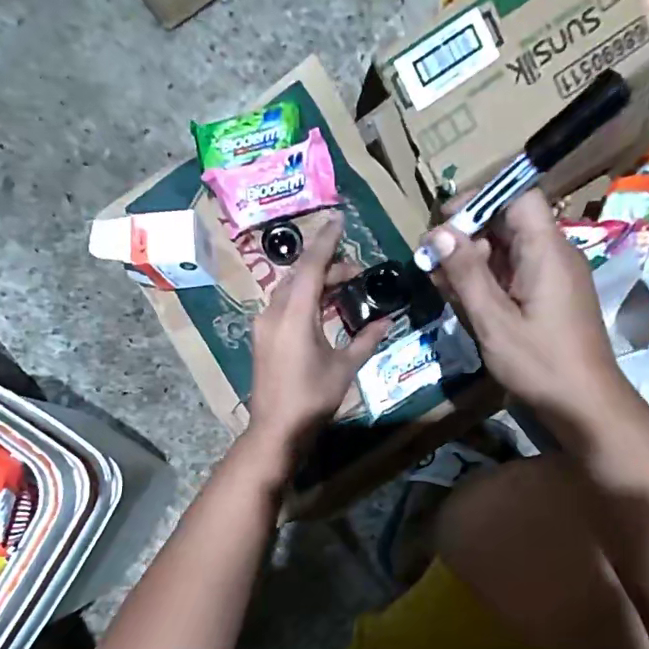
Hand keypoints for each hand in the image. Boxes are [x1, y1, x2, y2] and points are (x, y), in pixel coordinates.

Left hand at [244, 215, 388, 454]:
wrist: (276, 429)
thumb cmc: (313, 397)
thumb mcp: (345, 367)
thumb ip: (366, 339)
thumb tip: (387, 321)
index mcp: (294, 313)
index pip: (312, 264)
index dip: (327, 240)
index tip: (339, 219)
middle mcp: (274, 312)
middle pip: (300, 275)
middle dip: (328, 267)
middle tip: (357, 273)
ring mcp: (264, 325)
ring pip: (290, 291)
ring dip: (315, 284)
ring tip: (343, 289)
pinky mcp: (262, 338)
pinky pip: (283, 306)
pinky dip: (304, 300)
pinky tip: (323, 311)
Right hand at [424, 190, 623, 422]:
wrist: (585, 405)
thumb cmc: (540, 363)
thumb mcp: (493, 321)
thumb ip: (466, 275)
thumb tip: (439, 233)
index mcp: (546, 251)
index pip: (517, 198)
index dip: (479, 200)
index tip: (443, 223)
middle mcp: (554, 255)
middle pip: (508, 223)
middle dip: (466, 236)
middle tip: (430, 261)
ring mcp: (553, 277)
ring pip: (507, 251)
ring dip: (472, 262)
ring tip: (439, 284)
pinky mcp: (549, 298)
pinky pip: (514, 274)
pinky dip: (487, 281)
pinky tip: (463, 301)